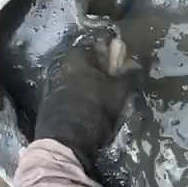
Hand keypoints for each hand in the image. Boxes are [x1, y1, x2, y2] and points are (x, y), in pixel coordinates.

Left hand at [33, 23, 138, 170]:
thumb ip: (129, 74)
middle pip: (92, 64)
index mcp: (77, 55)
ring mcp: (55, 83)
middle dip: (107, 74)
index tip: (126, 68)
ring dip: (96, 88)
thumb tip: (135, 63)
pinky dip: (86, 100)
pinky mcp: (52, 102)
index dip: (117, 55)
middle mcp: (63, 64)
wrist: (64, 142)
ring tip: (110, 104)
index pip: (101, 44)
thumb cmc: (94, 109)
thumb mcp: (119, 91)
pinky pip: (75, 95)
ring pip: (83, 80)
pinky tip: (94, 113)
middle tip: (121, 88)